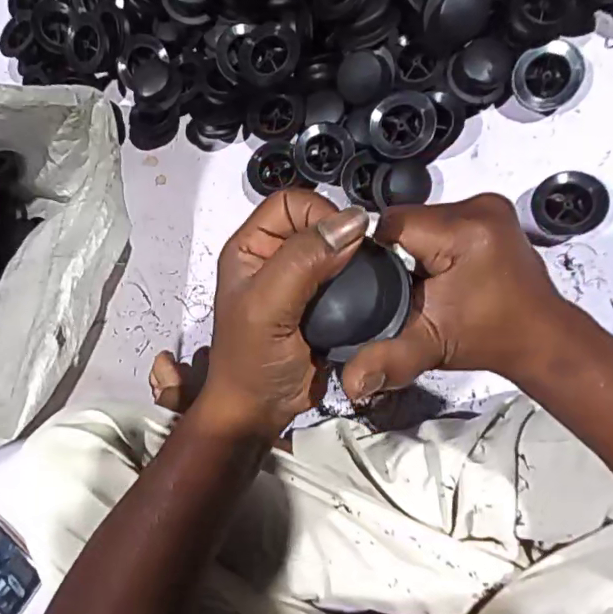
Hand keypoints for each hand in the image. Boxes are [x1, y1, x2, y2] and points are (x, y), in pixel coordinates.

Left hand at [196, 190, 370, 438]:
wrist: (261, 410)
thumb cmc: (249, 364)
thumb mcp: (268, 306)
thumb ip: (303, 261)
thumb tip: (350, 223)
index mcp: (250, 249)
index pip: (289, 203)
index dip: (318, 213)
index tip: (342, 240)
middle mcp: (273, 259)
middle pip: (316, 222)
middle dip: (340, 236)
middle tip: (355, 262)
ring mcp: (299, 282)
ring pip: (335, 249)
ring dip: (353, 260)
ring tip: (361, 279)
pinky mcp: (321, 304)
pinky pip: (347, 279)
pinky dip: (359, 282)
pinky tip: (363, 294)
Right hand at [338, 194, 580, 401]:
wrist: (538, 337)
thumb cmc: (493, 337)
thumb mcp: (428, 346)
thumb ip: (384, 358)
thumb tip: (349, 382)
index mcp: (466, 232)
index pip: (392, 223)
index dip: (375, 253)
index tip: (380, 282)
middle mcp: (480, 209)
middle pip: (406, 218)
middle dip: (396, 253)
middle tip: (406, 288)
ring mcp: (489, 207)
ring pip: (422, 218)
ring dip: (414, 248)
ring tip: (420, 280)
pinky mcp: (491, 214)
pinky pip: (442, 221)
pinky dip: (433, 244)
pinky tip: (436, 270)